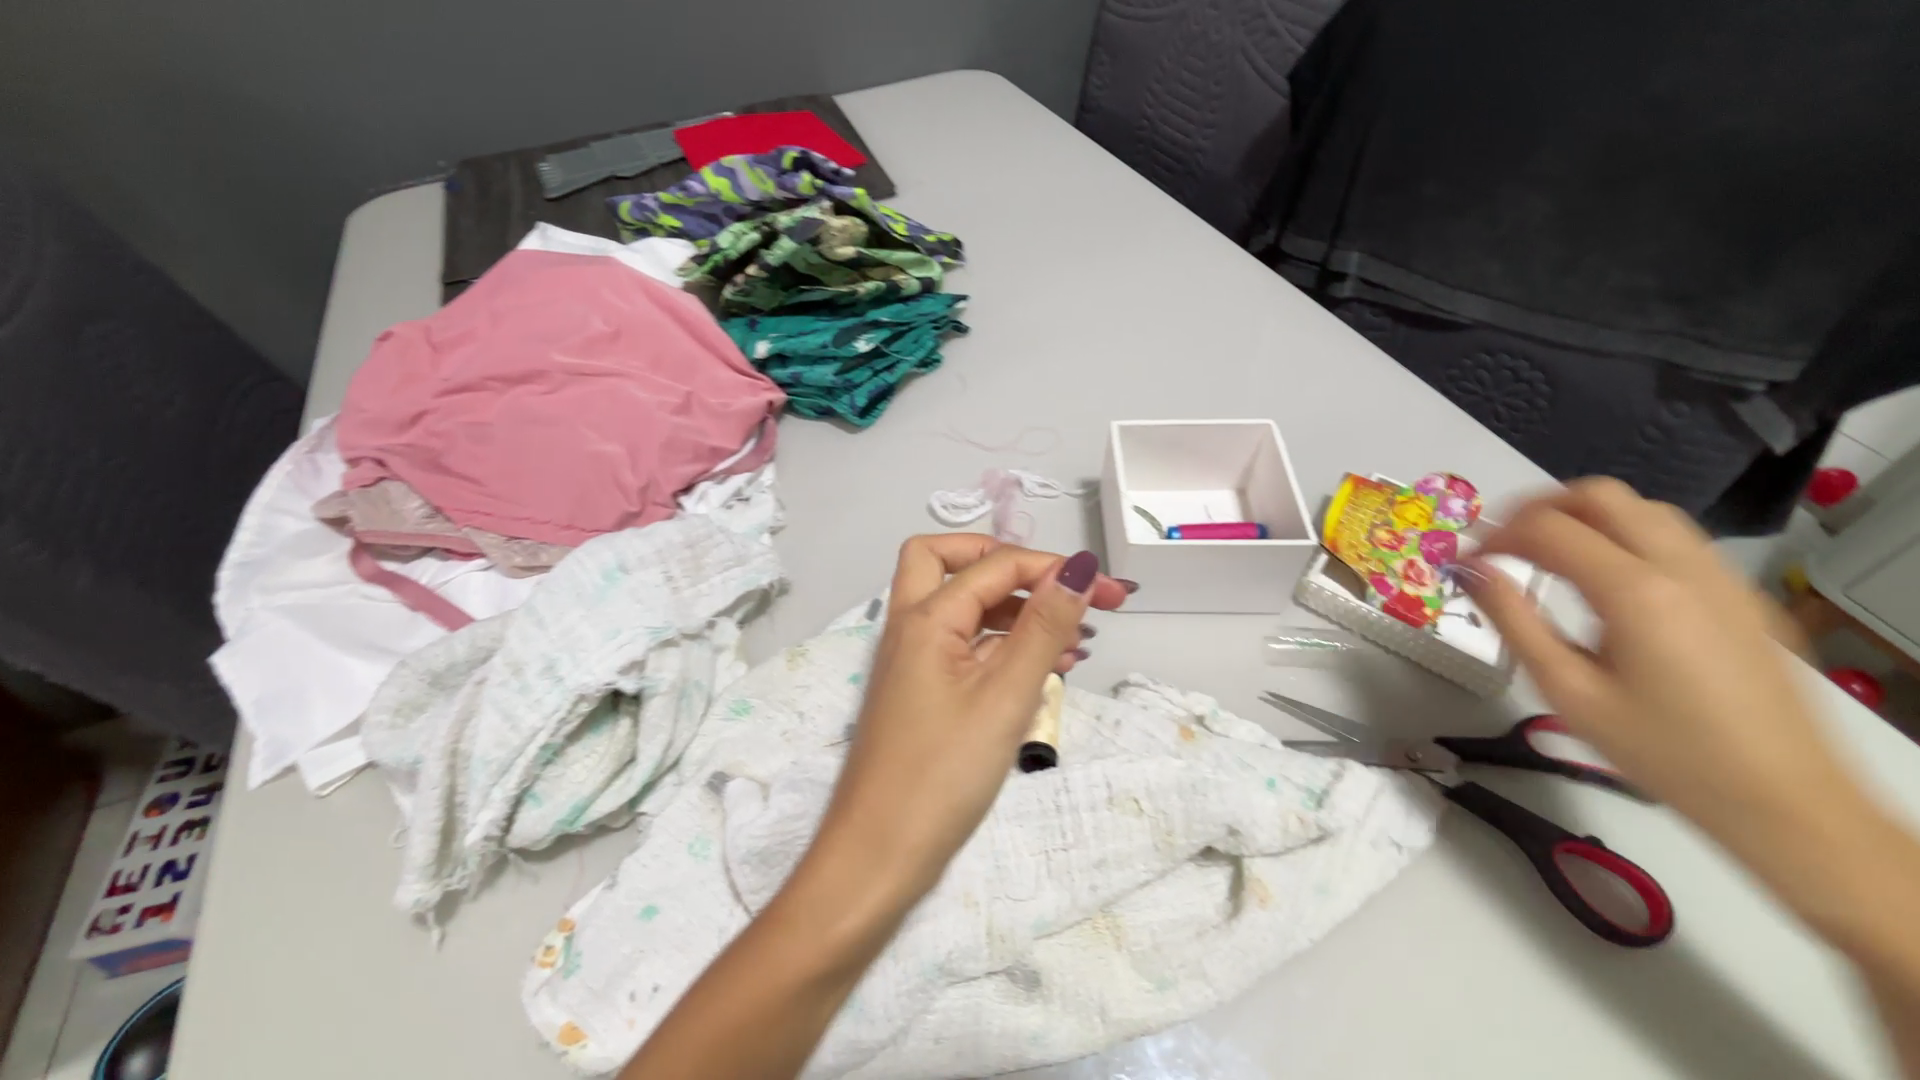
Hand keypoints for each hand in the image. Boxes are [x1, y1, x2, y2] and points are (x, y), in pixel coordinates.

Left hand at [815, 535, 1131, 898]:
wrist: (876, 856)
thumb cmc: (942, 775)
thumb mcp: (1005, 696)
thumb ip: (1044, 627)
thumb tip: (1078, 568)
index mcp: (924, 618)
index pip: (996, 565)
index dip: (1056, 569)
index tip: (1110, 594)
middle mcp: (910, 628)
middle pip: (953, 564)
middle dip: (1012, 567)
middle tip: (1063, 593)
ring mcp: (911, 663)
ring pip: (961, 609)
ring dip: (1015, 611)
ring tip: (1075, 642)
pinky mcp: (920, 695)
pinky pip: (962, 650)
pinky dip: (1003, 647)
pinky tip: (1045, 672)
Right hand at [1464, 478, 1867, 867]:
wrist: (1782, 796)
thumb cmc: (1662, 752)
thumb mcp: (1569, 692)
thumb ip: (1515, 621)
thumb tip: (1472, 572)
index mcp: (1635, 591)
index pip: (1548, 529)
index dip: (1495, 537)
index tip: (1467, 564)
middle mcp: (1682, 566)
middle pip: (1600, 496)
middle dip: (1539, 509)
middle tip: (1504, 546)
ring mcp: (1720, 575)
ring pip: (1642, 509)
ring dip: (1585, 518)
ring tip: (1549, 556)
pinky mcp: (1740, 593)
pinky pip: (1675, 537)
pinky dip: (1626, 536)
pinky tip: (1607, 581)